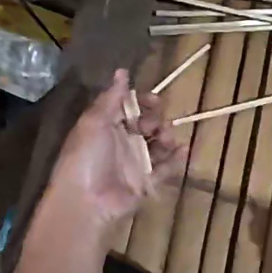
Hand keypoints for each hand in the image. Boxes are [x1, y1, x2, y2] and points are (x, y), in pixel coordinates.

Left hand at [43, 69, 185, 238]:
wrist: (87, 201)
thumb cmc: (86, 157)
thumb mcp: (94, 122)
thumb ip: (111, 98)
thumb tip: (122, 71)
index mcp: (106, 127)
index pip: (129, 108)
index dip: (144, 102)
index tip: (155, 100)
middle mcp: (122, 142)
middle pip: (147, 125)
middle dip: (157, 120)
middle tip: (156, 125)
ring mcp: (135, 163)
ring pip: (159, 145)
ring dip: (167, 138)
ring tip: (167, 139)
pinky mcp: (147, 182)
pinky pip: (167, 168)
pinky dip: (178, 159)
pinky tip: (185, 150)